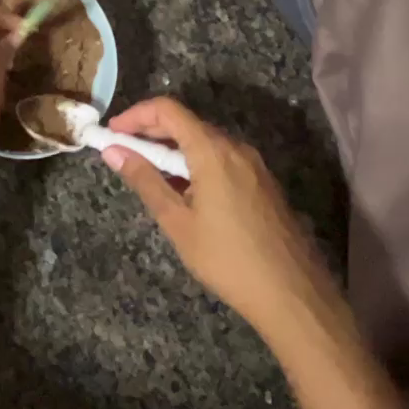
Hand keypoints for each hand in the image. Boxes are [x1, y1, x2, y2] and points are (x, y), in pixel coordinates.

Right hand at [102, 97, 332, 331]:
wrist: (296, 299)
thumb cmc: (229, 260)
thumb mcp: (177, 222)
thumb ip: (145, 180)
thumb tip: (113, 151)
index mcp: (213, 152)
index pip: (167, 110)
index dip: (135, 115)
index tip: (112, 132)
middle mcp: (236, 149)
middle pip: (186, 123)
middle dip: (151, 133)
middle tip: (124, 153)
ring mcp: (255, 167)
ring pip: (205, 142)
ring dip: (174, 150)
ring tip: (152, 177)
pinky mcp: (264, 185)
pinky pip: (222, 160)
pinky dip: (196, 164)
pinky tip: (186, 194)